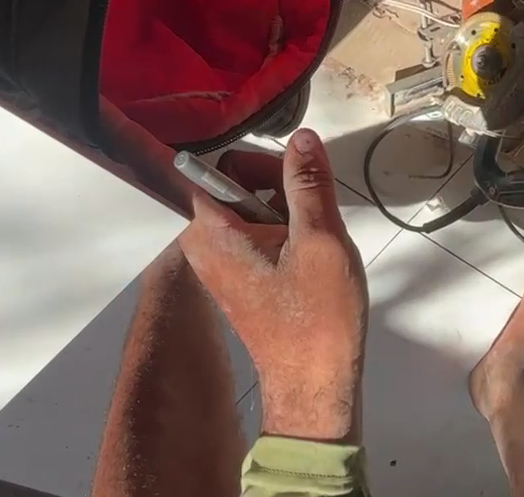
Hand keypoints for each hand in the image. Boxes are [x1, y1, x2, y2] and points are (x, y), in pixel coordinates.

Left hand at [178, 131, 368, 443]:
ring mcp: (220, 262)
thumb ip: (308, 182)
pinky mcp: (238, 276)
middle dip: (280, 187)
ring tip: (316, 240)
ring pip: (252, 205)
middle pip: (238, 183)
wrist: (317, 387)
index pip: (223, 166)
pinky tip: (310, 254)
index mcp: (212, 232)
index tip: (297, 180)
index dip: (263, 162)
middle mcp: (204, 244)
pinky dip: (285, 230)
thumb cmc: (316, 314)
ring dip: (288, 209)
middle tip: (313, 216)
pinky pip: (256, 231)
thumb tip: (302, 137)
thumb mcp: (319, 237)